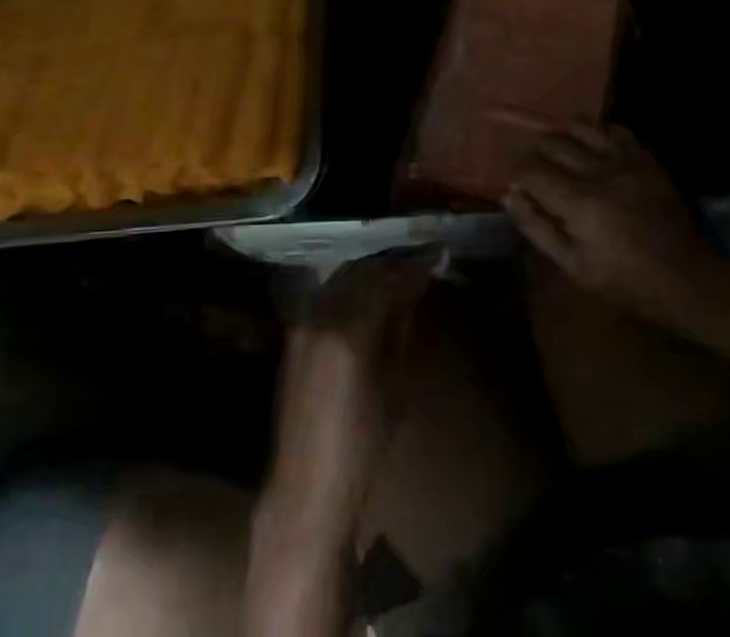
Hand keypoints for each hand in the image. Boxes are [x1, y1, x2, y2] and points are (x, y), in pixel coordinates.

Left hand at [264, 250, 432, 533]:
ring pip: (339, 278)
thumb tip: (412, 291)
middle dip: (390, 262)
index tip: (436, 252)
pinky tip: (367, 293)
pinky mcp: (293, 332)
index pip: (386, 280)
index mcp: (349, 330)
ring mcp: (302, 321)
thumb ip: (400, 328)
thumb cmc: (363, 442)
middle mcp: (320, 316)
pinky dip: (349, 287)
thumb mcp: (394, 384)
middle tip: (418, 259)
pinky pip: (326, 295)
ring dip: (369, 271)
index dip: (413, 265)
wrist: (307, 478)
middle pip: (359, 271)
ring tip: (396, 272)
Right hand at [504, 125, 727, 323]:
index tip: (517, 186)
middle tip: (533, 169)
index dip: (517, 176)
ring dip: (563, 136)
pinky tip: (593, 150)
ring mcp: (627, 163)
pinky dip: (598, 134)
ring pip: (582, 128)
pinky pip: (617, 131)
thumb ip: (537, 228)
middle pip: (552, 144)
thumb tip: (510, 196)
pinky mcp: (647, 161)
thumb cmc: (623, 280)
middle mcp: (600, 174)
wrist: (686, 277)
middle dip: (534, 154)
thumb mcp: (572, 265)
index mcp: (579, 204)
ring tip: (558, 152)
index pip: (531, 172)